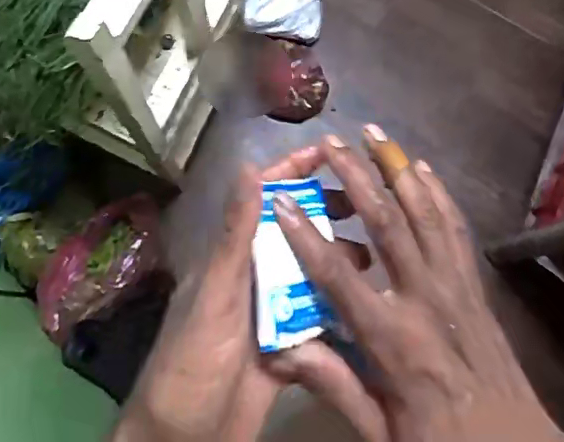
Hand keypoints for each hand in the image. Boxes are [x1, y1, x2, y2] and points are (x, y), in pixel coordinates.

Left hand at [113, 146, 368, 441]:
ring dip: (340, 260)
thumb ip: (235, 234)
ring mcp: (272, 307)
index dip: (296, 168)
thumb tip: (250, 166)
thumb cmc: (193, 356)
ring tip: (379, 257)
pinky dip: (342, 307)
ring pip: (312, 271)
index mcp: (234, 251)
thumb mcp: (215, 291)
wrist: (184, 436)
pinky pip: (319, 316)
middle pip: (296, 228)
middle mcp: (255, 270)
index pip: (266, 195)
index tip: (333, 150)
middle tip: (371, 206)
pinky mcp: (288, 345)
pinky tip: (373, 303)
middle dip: (329, 210)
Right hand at [271, 128, 563, 441]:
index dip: (305, 236)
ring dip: (396, 167)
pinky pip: (454, 227)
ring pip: (423, 212)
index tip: (281, 200)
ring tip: (374, 133)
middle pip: (385, 223)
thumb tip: (284, 347)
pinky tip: (421, 167)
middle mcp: (424, 299)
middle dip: (355, 176)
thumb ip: (335, 385)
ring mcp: (454, 286)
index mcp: (394, 341)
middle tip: (330, 142)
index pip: (338, 276)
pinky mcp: (474, 284)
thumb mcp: (381, 432)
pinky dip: (437, 192)